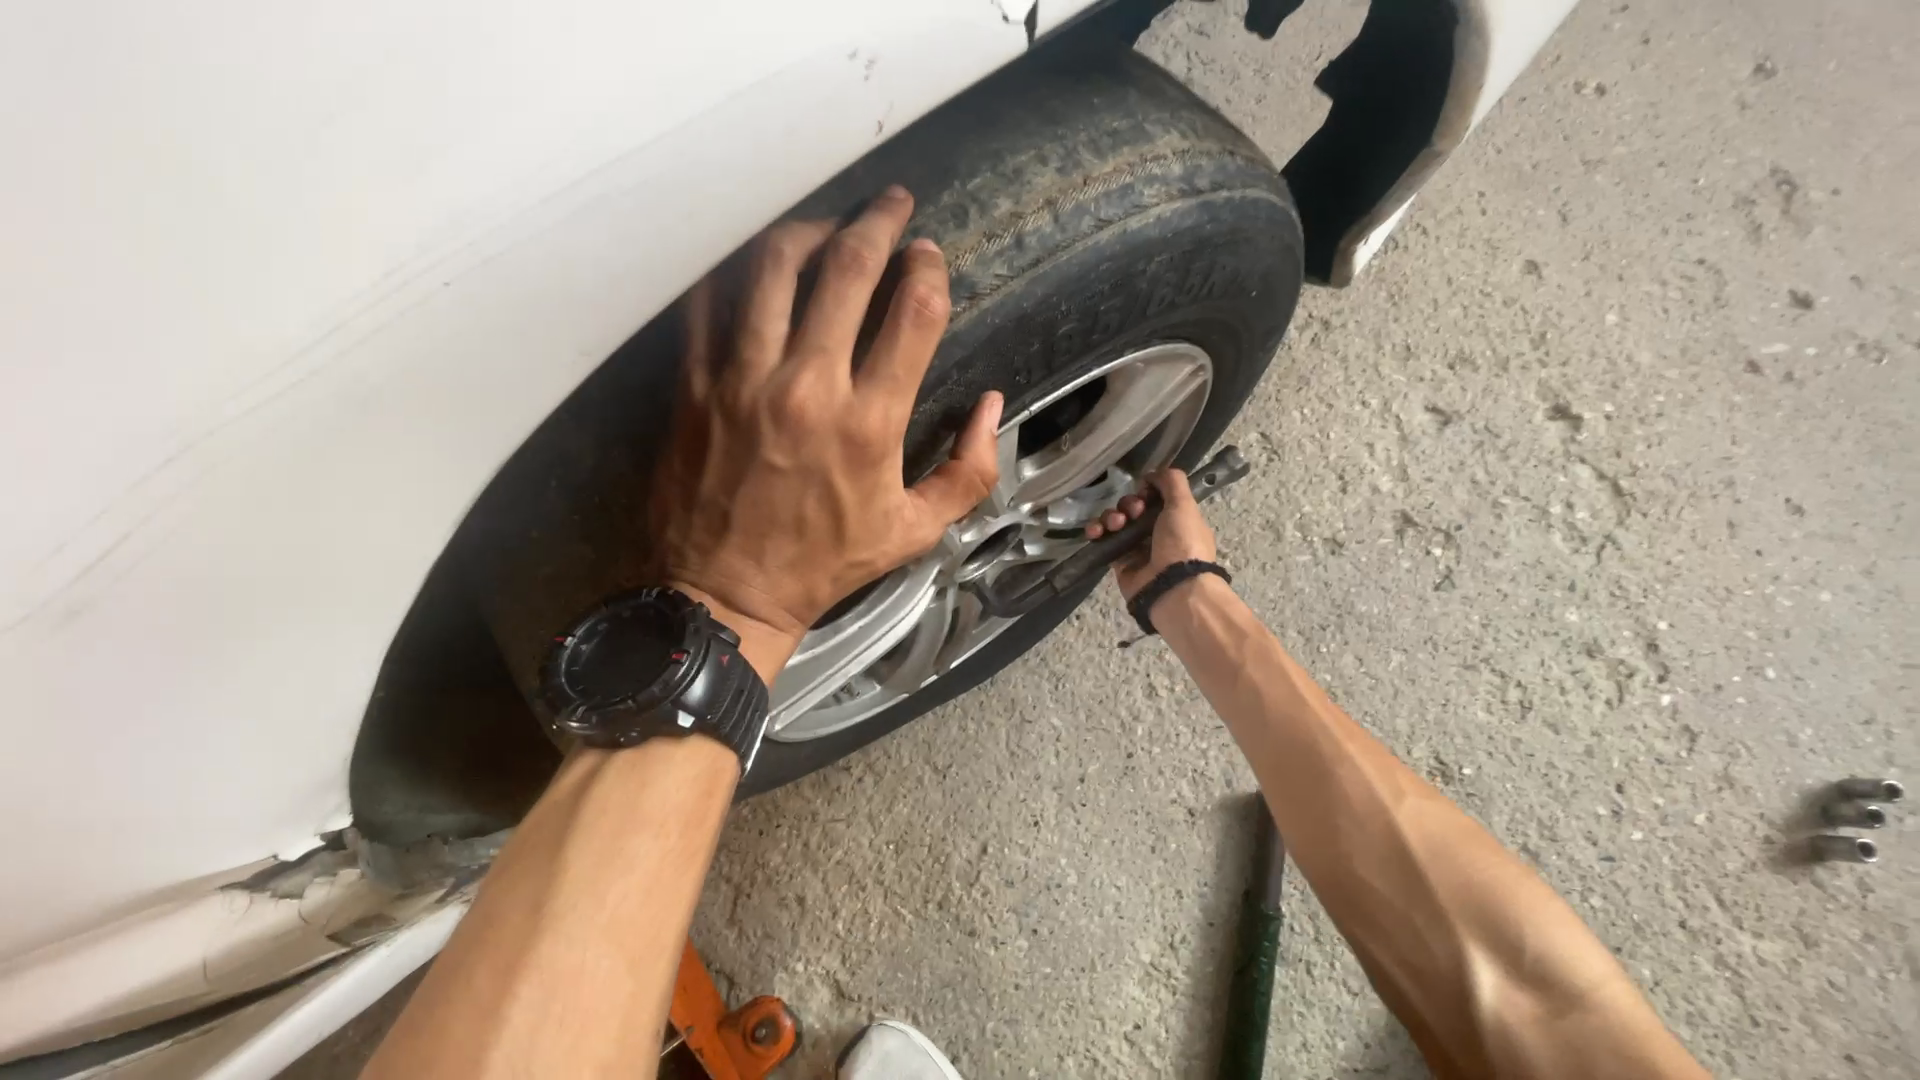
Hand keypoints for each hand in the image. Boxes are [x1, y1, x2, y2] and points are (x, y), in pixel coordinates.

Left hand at [653, 186, 1002, 675]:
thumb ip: (968, 471)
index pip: (912, 312)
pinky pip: (709, 300)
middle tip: (893, 202)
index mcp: (870, 422)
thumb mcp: (915, 531)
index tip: (930, 255)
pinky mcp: (694, 383)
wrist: (723, 592)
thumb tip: (990, 406)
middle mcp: (807, 386)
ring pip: (774, 267)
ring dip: (809, 228)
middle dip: (879, 221)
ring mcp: (742, 379)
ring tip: (829, 222)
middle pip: (847, 268)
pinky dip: (736, 267)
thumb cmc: (826, 565)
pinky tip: (758, 260)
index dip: (928, 269)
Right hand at [1084, 468, 1217, 600]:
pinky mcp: (1120, 562)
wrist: (1172, 587)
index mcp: (1178, 520)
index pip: (1156, 497)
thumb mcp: (1184, 504)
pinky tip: (1095, 531)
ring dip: (1111, 517)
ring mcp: (1138, 549)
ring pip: (1118, 522)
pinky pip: (1105, 541)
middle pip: (1134, 508)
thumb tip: (1152, 474)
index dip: (1147, 491)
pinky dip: (1097, 532)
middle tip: (1132, 512)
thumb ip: (1171, 481)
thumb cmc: (1182, 543)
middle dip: (1128, 504)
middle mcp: (1159, 533)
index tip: (1143, 492)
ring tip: (1115, 524)